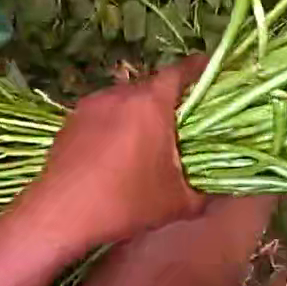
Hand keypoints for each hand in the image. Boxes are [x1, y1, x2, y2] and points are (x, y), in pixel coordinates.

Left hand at [21, 56, 206, 250]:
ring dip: (139, 112)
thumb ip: (207, 193)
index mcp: (150, 103)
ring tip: (148, 138)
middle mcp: (119, 94)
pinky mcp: (70, 121)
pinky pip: (102, 113)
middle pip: (152, 85)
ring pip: (124, 99)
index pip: (180, 72)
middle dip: (169, 99)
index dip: (198, 70)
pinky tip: (115, 150)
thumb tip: (227, 189)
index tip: (211, 73)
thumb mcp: (176, 203)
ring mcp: (90, 105)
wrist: (59, 215)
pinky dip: (114, 123)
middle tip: (182, 121)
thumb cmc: (124, 202)